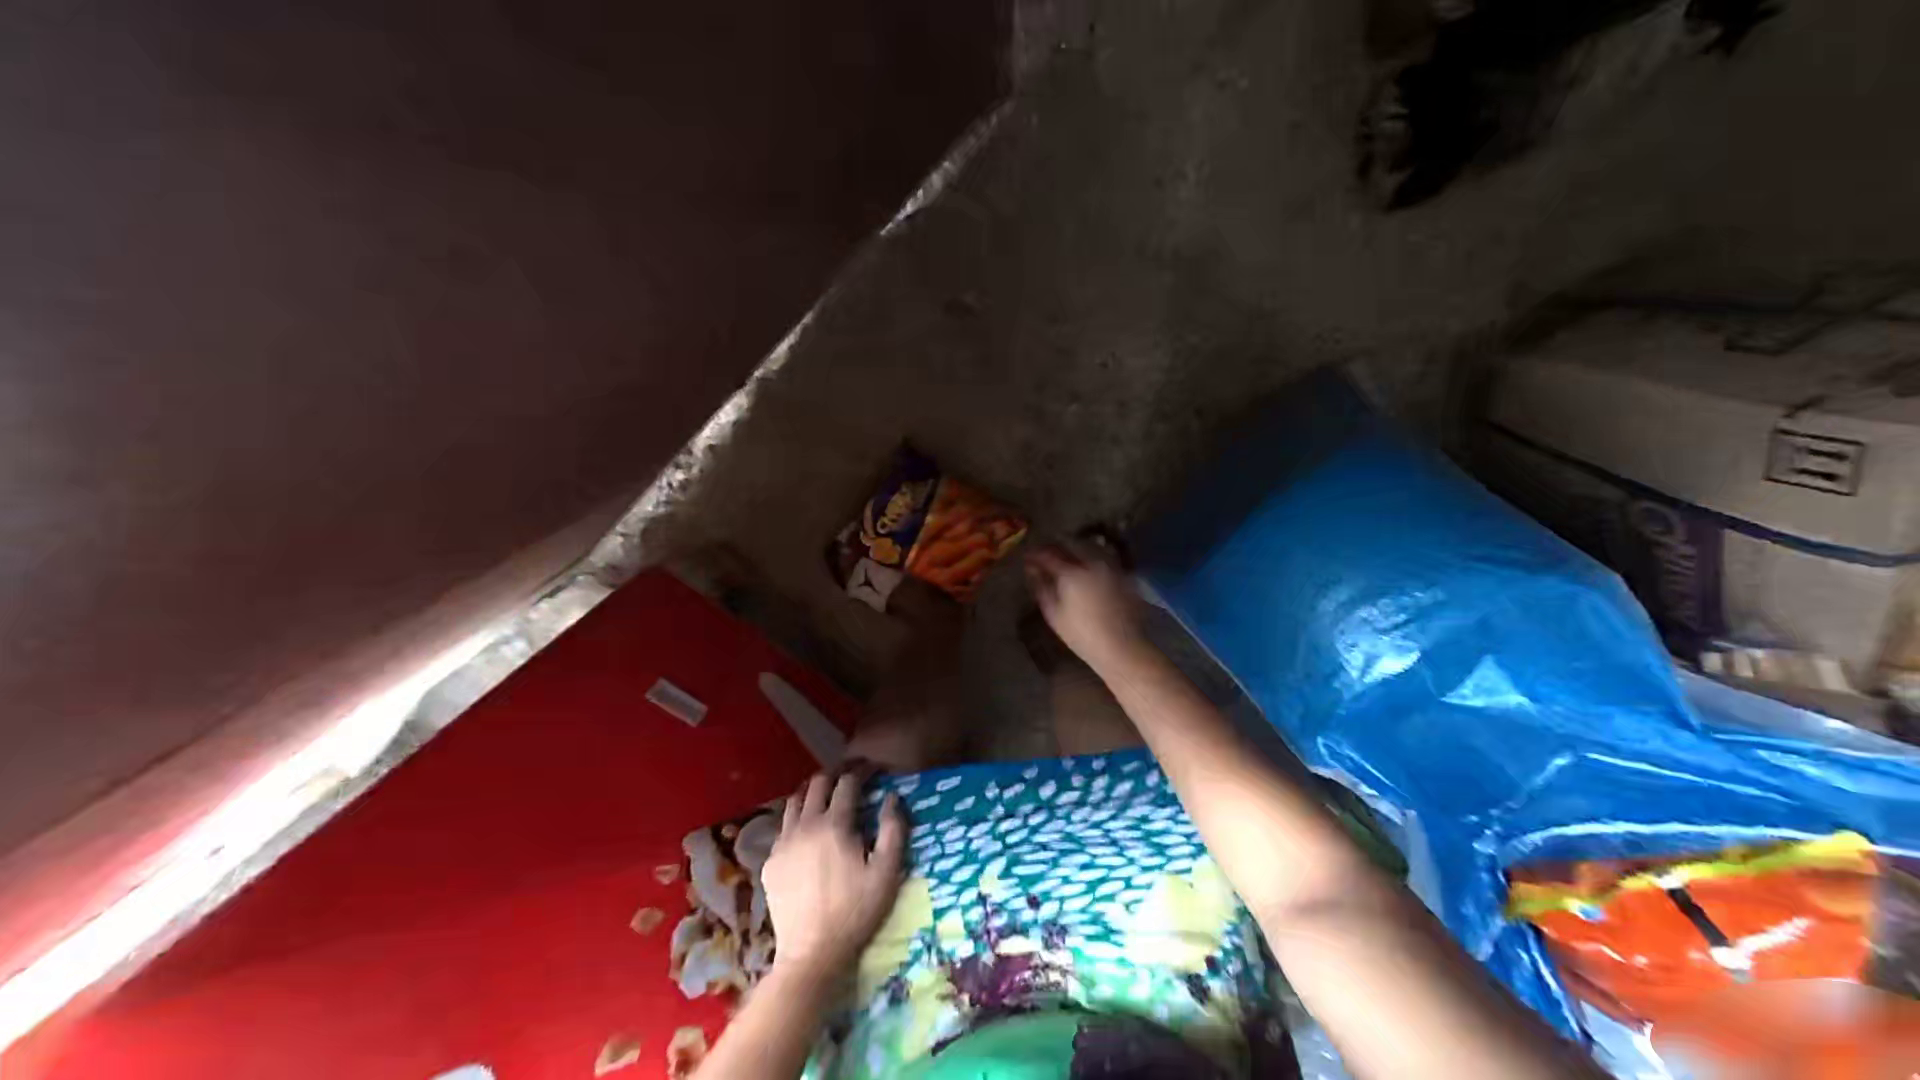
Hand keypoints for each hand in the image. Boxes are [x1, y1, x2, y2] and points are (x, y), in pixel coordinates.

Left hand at [765, 772, 907, 981]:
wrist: (812, 954)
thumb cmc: (856, 912)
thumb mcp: (887, 872)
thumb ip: (893, 829)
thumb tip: (891, 797)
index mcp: (834, 825)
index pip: (847, 783)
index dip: (862, 770)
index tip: (873, 768)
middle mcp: (805, 825)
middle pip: (817, 783)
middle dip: (835, 773)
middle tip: (850, 775)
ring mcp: (783, 843)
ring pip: (794, 801)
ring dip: (812, 791)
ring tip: (826, 794)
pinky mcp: (770, 862)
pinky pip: (783, 827)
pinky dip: (797, 818)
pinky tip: (807, 830)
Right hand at [1026, 542, 1145, 669]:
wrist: (1123, 647)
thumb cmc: (1082, 635)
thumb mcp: (1054, 614)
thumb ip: (1041, 587)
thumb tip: (1033, 570)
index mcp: (1072, 572)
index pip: (1048, 554)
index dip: (1035, 554)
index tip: (1027, 558)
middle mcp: (1092, 562)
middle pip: (1071, 542)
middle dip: (1055, 545)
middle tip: (1045, 554)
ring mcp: (1111, 566)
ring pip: (1090, 545)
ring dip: (1075, 546)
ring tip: (1065, 556)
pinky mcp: (1123, 574)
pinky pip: (1104, 555)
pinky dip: (1091, 555)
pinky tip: (1086, 566)